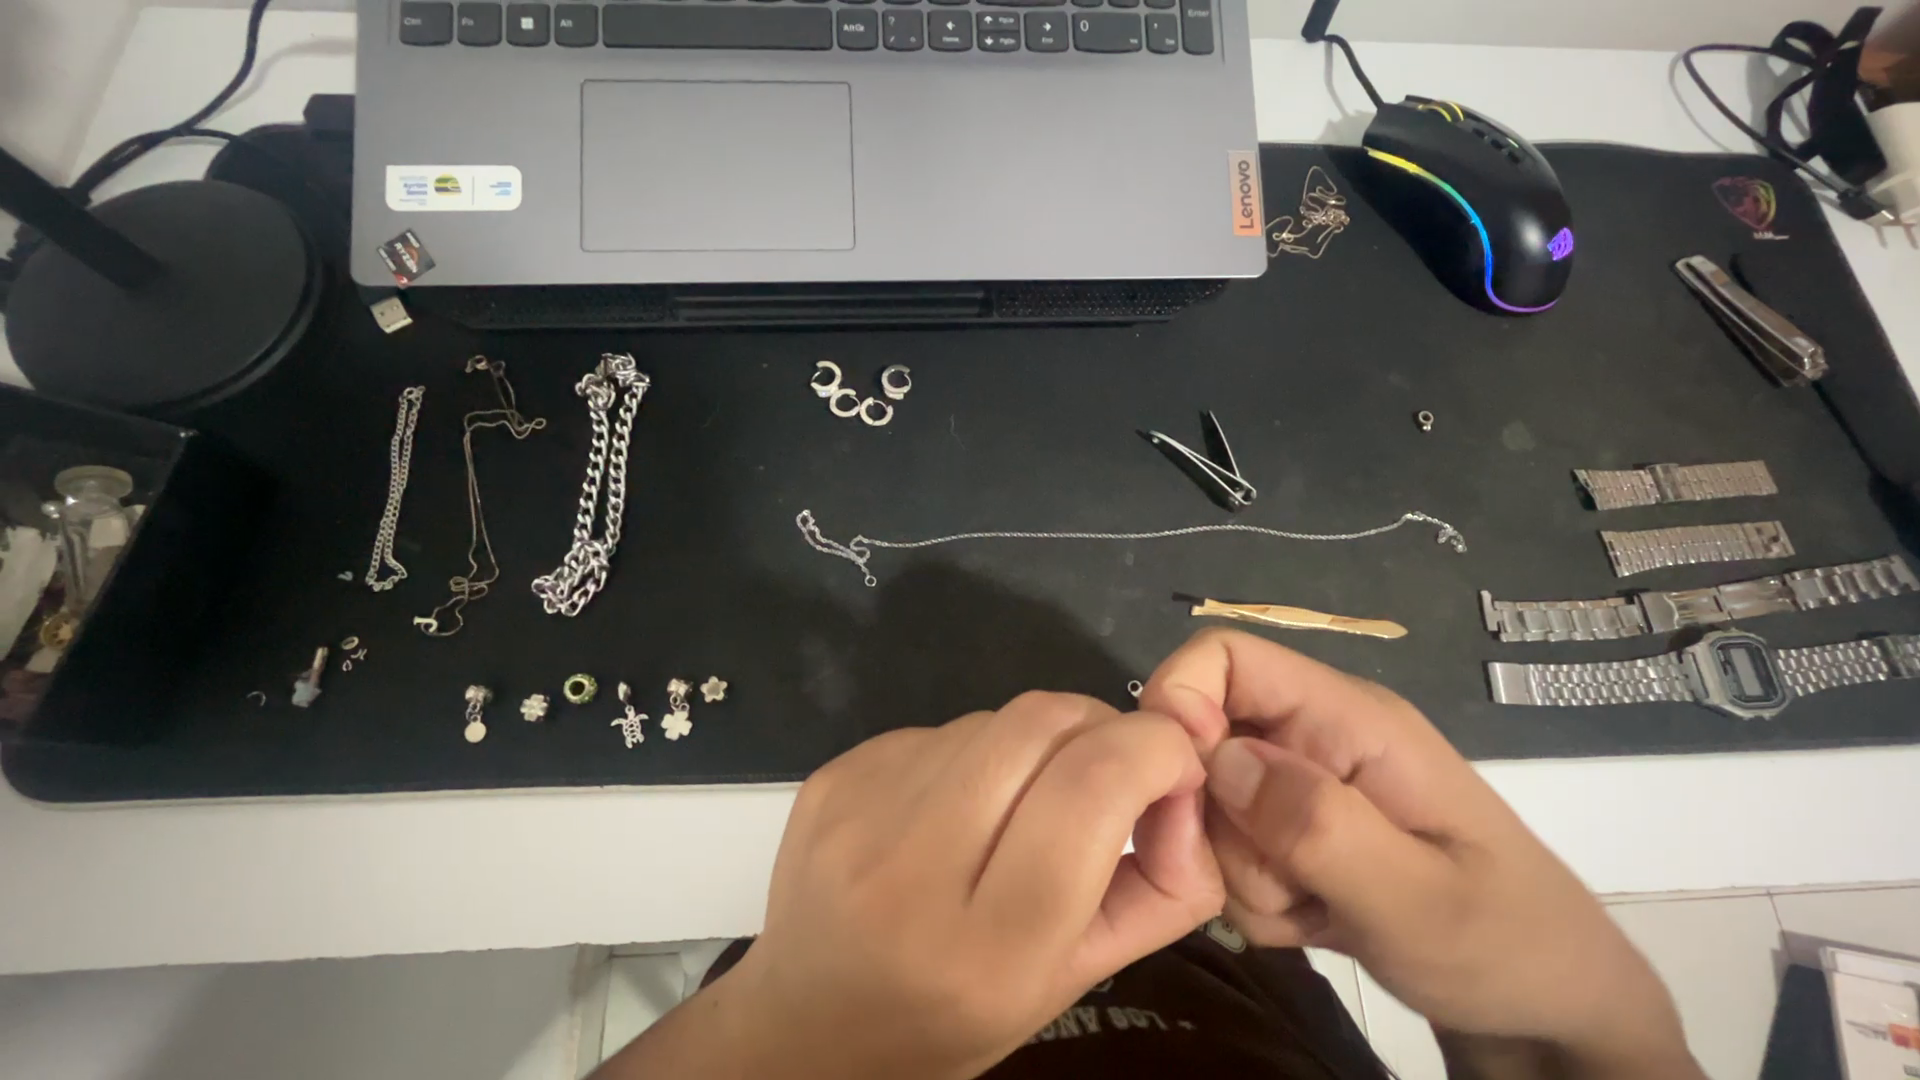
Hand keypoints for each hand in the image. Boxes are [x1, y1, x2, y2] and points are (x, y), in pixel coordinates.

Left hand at [620, 692, 1223, 1079]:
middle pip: (1040, 723)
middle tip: (1112, 767)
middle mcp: (911, 863)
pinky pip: (939, 728)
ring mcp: (861, 806)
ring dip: (1036, 741)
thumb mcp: (1070, 981)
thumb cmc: (952, 1018)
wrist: (809, 1022)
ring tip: (1024, 799)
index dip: (1154, 751)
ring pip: (992, 718)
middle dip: (1103, 725)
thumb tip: (1185, 790)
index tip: (1172, 766)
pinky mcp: (835, 773)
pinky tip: (959, 804)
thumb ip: (1157, 891)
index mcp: (987, 942)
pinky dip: (977, 751)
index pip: (1090, 789)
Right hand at [1141, 630, 1699, 1076]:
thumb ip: (1319, 825)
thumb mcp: (1421, 898)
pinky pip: (1228, 852)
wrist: (1544, 1009)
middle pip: (1202, 742)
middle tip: (1284, 886)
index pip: (1227, 656)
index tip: (1186, 794)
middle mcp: (1313, 736)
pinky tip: (1313, 919)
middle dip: (1219, 825)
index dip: (1182, 702)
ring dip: (1242, 873)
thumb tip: (1216, 758)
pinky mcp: (1292, 828)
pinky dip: (1254, 897)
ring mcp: (1301, 784)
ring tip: (1316, 909)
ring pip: (1208, 807)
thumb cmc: (1507, 944)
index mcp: (1348, 718)